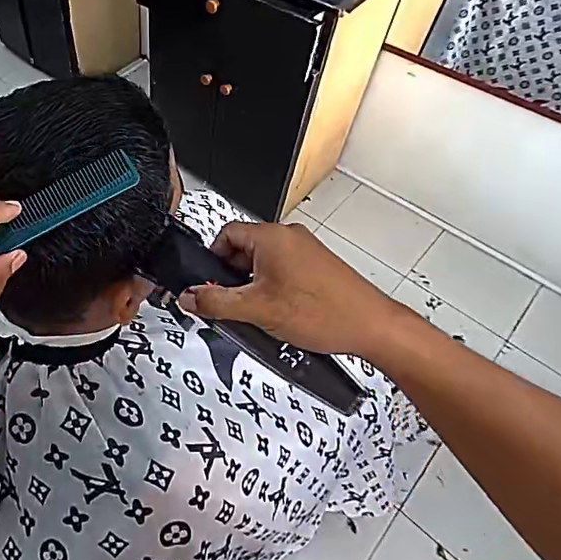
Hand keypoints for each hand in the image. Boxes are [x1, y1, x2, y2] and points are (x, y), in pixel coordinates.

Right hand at [178, 221, 417, 357]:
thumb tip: (190, 296)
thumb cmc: (326, 312)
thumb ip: (216, 302)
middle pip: (243, 249)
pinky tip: (278, 316)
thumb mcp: (257, 310)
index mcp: (272, 236)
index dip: (210, 260)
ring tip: (258, 314)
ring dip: (253, 286)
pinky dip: (274, 290)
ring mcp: (306, 251)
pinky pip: (283, 272)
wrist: (370, 326)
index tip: (207, 283)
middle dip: (232, 278)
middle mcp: (290, 237)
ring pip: (263, 263)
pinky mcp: (317, 267)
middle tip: (230, 304)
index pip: (225, 234)